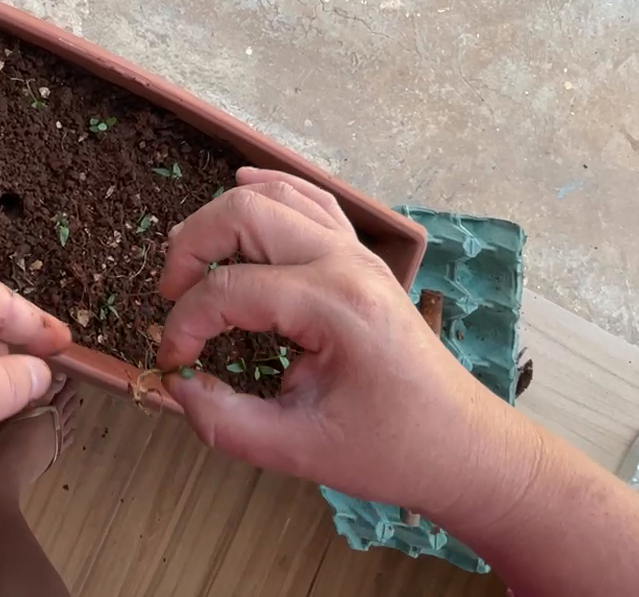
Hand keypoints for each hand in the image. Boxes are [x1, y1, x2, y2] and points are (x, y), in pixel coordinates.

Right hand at [154, 169, 537, 520]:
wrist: (468, 447)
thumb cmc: (394, 452)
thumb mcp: (303, 453)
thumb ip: (226, 422)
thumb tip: (175, 384)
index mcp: (334, 304)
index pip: (229, 289)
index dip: (184, 324)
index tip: (171, 361)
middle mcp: (344, 260)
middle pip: (242, 213)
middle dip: (190, 249)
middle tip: (171, 296)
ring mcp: (355, 249)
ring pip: (270, 194)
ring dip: (219, 218)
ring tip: (191, 258)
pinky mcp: (358, 253)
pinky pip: (308, 197)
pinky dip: (269, 187)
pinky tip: (241, 184)